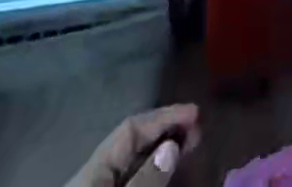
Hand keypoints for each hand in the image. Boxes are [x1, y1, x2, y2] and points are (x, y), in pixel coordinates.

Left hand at [62, 104, 199, 186]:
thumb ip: (145, 179)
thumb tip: (173, 145)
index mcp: (93, 167)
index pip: (131, 128)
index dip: (164, 116)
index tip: (195, 112)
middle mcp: (95, 172)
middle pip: (133, 141)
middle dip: (166, 130)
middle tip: (198, 127)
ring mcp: (101, 183)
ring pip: (134, 159)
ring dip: (163, 149)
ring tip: (191, 142)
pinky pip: (132, 176)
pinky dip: (153, 170)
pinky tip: (170, 168)